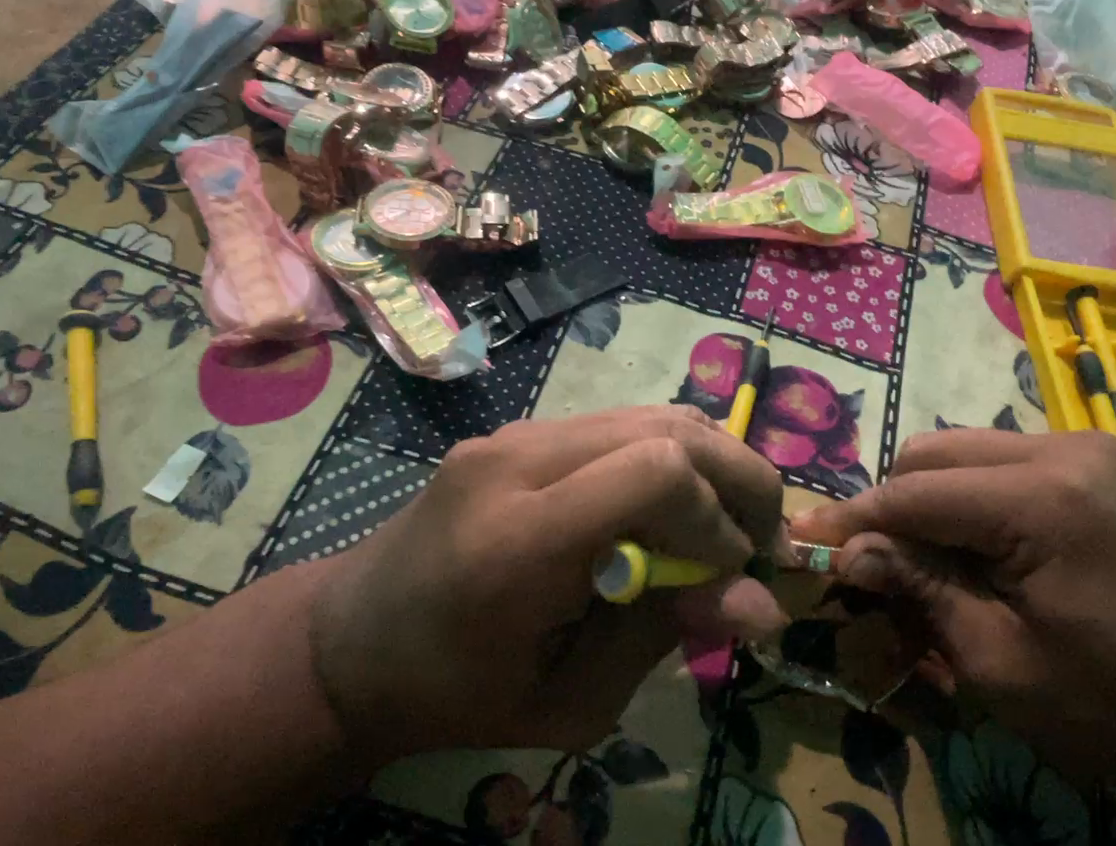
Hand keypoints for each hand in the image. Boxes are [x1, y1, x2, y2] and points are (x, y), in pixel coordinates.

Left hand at [303, 406, 786, 763]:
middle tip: (758, 544)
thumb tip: (762, 601)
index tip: (729, 577)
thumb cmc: (457, 693)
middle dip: (737, 479)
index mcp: (519, 540)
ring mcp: (511, 434)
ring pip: (650, 414)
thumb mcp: (570, 701)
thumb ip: (663, 633)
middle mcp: (516, 461)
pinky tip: (671, 510)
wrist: (352, 636)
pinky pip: (616, 425)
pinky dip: (667, 458)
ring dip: (708, 464)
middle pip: (667, 427)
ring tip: (725, 527)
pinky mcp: (515, 430)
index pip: (656, 473)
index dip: (718, 518)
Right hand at [789, 429, 1115, 780]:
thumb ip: (918, 589)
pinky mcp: (1098, 464)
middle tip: (867, 563)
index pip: (914, 492)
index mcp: (1046, 498)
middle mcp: (1065, 449)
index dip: (852, 518)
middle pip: (933, 455)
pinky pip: (1001, 462)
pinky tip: (970, 549)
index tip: (800, 538)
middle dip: (891, 506)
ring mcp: (1088, 450)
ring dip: (928, 500)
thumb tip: (846, 553)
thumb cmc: (1114, 708)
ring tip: (918, 562)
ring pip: (963, 451)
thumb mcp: (998, 659)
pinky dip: (968, 498)